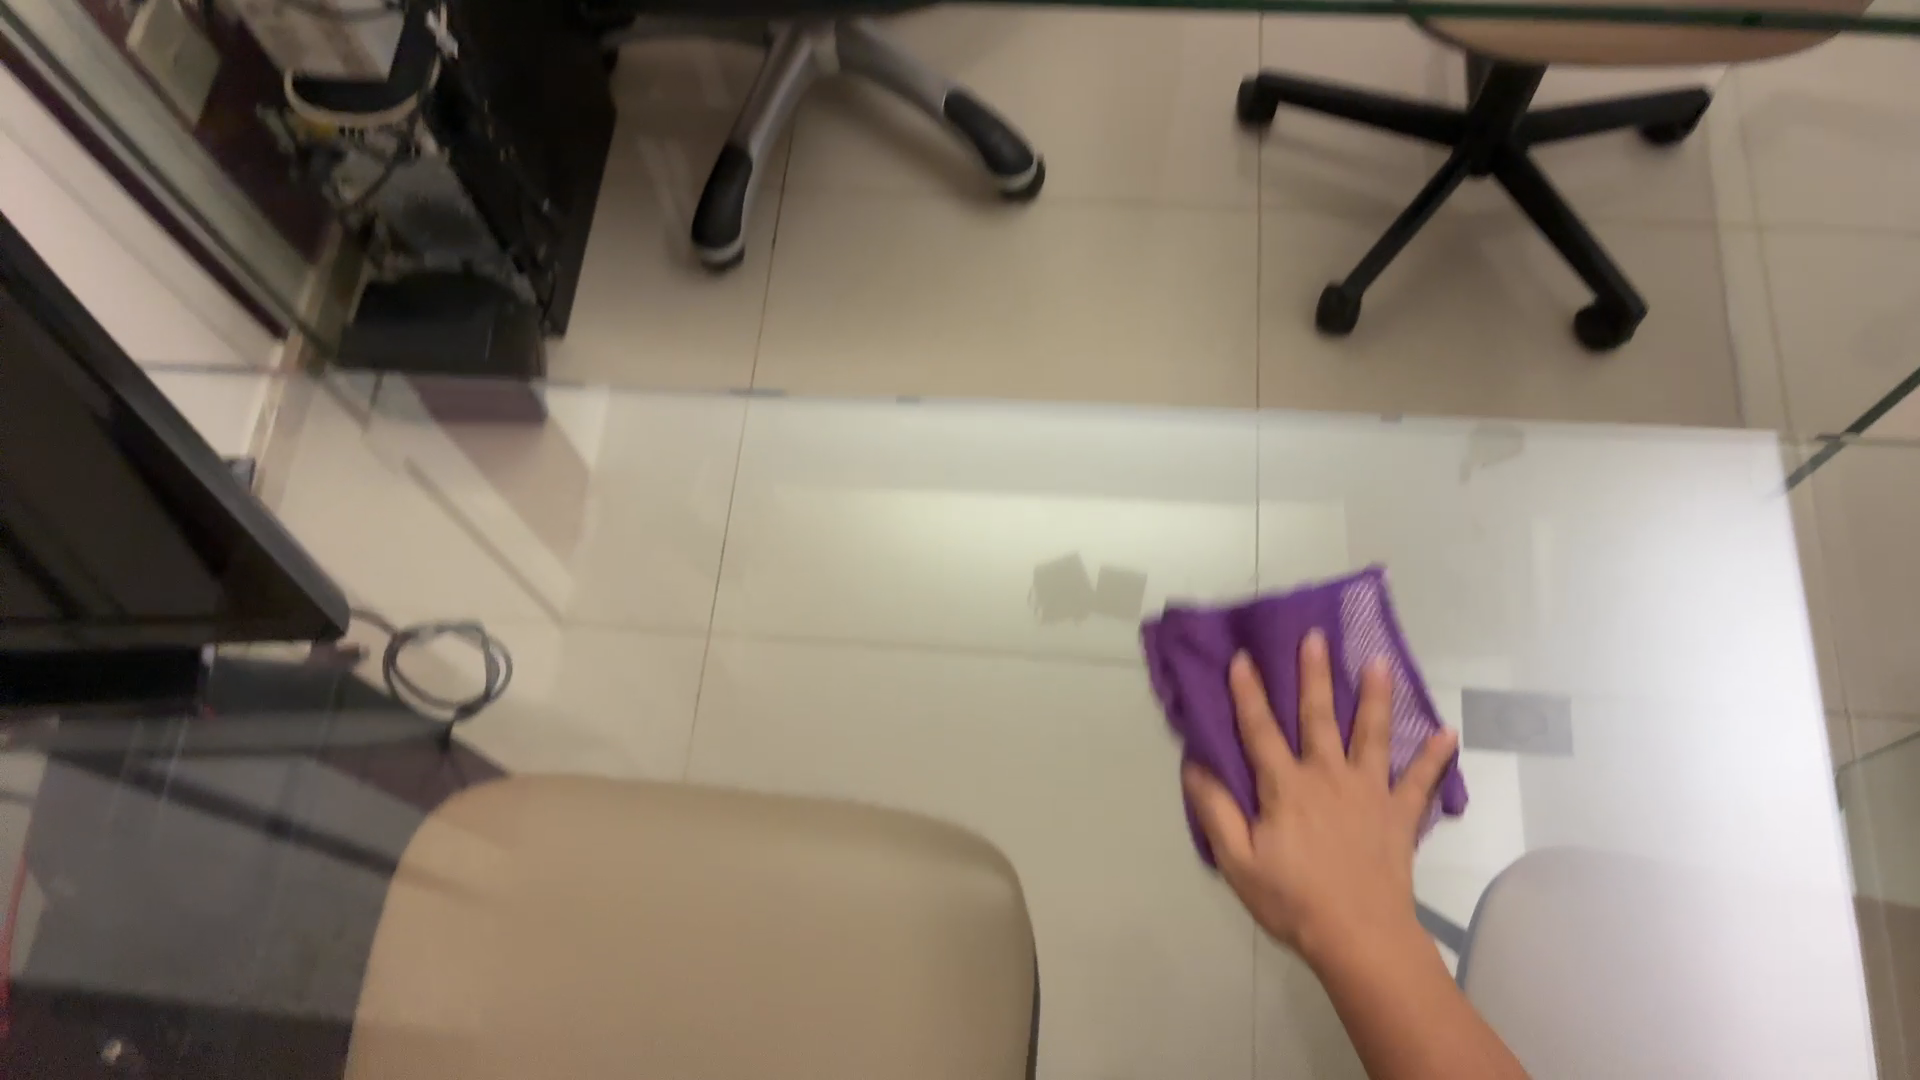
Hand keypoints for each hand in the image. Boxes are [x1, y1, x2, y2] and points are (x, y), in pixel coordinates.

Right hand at [1182, 630, 1458, 972]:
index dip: (1248, 693)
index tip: (1242, 657)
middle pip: (1319, 717)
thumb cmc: (1292, 900)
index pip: (1259, 729)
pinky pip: (1421, 782)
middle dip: (1315, 675)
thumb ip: (1215, 809)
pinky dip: (1435, 757)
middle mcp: (1327, 776)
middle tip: (1316, 637)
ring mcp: (1369, 793)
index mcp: (1285, 786)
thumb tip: (1194, 764)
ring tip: (1379, 661)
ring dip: (1375, 697)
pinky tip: (1448, 733)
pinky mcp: (1399, 816)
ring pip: (1372, 735)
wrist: (1361, 940)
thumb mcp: (1237, 860)